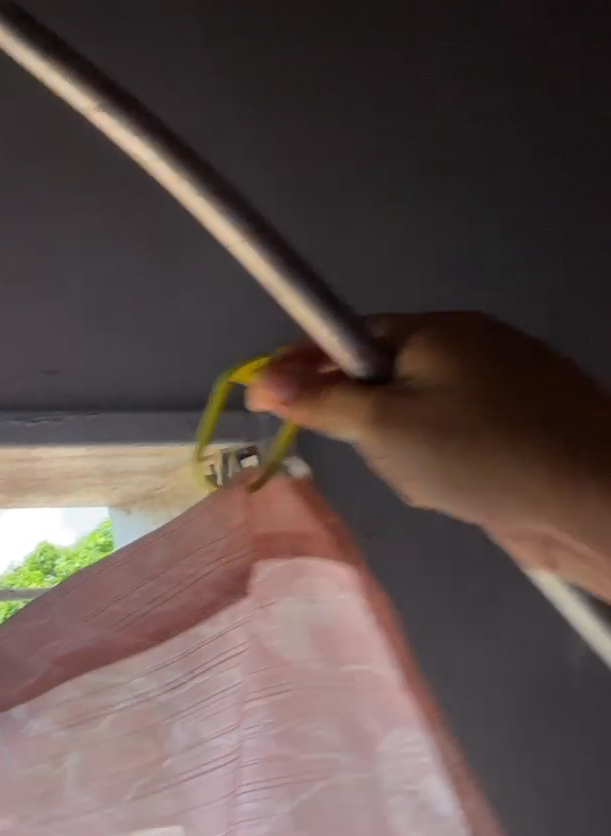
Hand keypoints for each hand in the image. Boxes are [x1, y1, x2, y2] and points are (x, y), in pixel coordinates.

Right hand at [245, 311, 610, 599]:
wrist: (600, 504)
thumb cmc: (477, 452)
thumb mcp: (377, 425)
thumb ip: (314, 399)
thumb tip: (258, 380)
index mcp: (439, 331)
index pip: (344, 333)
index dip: (298, 364)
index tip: (265, 402)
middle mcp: (474, 344)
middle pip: (374, 369)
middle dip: (349, 409)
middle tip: (344, 442)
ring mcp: (505, 382)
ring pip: (408, 403)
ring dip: (388, 436)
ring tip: (404, 470)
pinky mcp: (523, 420)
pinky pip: (446, 426)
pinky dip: (426, 450)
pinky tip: (440, 479)